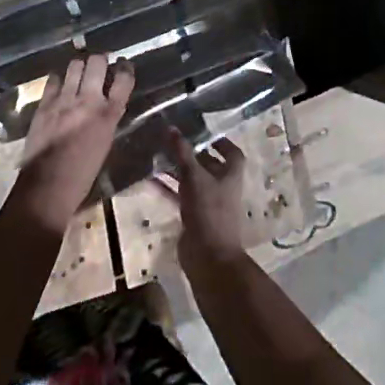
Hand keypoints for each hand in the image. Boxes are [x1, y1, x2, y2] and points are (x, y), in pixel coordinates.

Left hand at [9, 56, 134, 233]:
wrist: (47, 186)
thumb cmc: (82, 175)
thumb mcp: (104, 144)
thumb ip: (106, 120)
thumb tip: (106, 105)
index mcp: (108, 116)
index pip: (123, 80)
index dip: (125, 68)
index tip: (123, 65)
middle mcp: (88, 101)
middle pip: (97, 63)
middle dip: (100, 60)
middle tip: (99, 64)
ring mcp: (64, 99)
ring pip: (75, 65)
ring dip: (80, 65)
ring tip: (80, 71)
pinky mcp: (44, 103)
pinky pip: (54, 79)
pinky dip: (59, 78)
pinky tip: (60, 84)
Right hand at [164, 128, 249, 272]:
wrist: (209, 257)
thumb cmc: (208, 211)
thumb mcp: (194, 176)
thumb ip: (182, 152)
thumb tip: (171, 128)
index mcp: (231, 176)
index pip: (232, 153)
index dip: (221, 142)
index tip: (203, 132)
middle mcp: (222, 188)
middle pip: (210, 166)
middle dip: (193, 154)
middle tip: (173, 141)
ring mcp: (208, 204)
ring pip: (193, 181)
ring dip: (178, 170)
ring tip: (159, 156)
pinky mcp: (194, 217)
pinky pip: (180, 196)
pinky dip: (168, 188)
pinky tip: (151, 179)